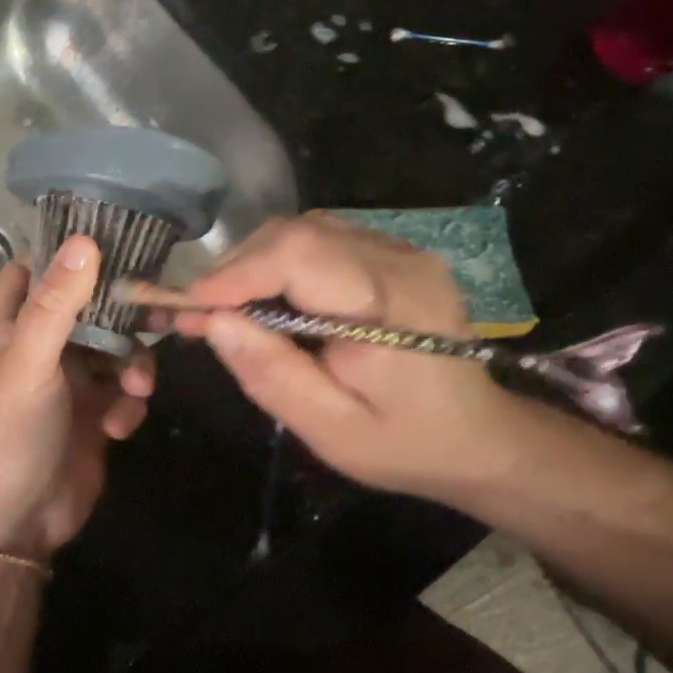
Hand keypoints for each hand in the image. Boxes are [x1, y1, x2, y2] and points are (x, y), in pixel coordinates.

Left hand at [0, 235, 154, 559]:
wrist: (18, 522)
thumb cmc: (10, 434)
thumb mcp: (28, 363)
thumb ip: (56, 304)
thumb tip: (84, 240)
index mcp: (11, 328)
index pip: (30, 272)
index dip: (60, 258)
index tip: (106, 245)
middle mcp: (41, 347)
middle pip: (89, 307)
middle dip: (121, 314)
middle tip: (155, 314)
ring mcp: (71, 382)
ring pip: (116, 348)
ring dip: (133, 363)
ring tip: (136, 389)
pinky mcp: (96, 414)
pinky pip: (125, 390)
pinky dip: (129, 402)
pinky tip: (120, 427)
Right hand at [173, 214, 520, 497]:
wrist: (481, 437)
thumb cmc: (405, 443)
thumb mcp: (331, 431)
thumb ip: (272, 375)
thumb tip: (211, 323)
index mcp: (390, 306)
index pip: (299, 255)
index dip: (236, 272)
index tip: (191, 308)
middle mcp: (398, 262)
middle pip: (295, 233)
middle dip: (237, 268)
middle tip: (201, 314)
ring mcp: (400, 250)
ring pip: (304, 229)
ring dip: (255, 262)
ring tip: (229, 308)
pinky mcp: (394, 253)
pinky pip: (322, 238)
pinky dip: (281, 261)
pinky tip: (270, 298)